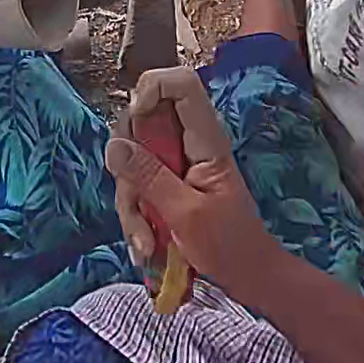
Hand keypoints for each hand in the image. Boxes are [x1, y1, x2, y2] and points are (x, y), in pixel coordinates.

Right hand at [106, 67, 283, 296]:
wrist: (248, 278)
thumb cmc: (230, 247)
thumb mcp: (186, 215)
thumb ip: (149, 177)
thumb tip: (115, 145)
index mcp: (205, 139)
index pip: (182, 84)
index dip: (152, 88)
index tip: (135, 122)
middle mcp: (187, 142)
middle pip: (142, 120)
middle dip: (127, 160)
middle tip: (135, 200)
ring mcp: (174, 162)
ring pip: (132, 156)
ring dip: (130, 199)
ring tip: (146, 241)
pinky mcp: (165, 182)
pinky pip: (136, 181)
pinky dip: (134, 212)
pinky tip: (145, 244)